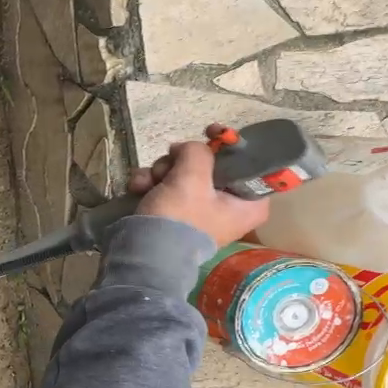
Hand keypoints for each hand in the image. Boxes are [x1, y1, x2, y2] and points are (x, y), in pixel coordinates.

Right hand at [127, 124, 269, 247]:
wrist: (142, 254)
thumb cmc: (178, 219)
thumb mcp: (191, 180)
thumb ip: (197, 153)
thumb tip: (189, 146)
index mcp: (249, 203)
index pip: (249, 163)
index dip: (228, 146)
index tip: (210, 133)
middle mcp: (228, 206)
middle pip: (208, 167)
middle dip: (180, 163)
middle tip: (167, 168)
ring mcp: (199, 210)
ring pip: (182, 174)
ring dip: (159, 172)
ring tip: (145, 183)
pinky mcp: (174, 214)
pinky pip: (165, 187)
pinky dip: (149, 184)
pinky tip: (137, 189)